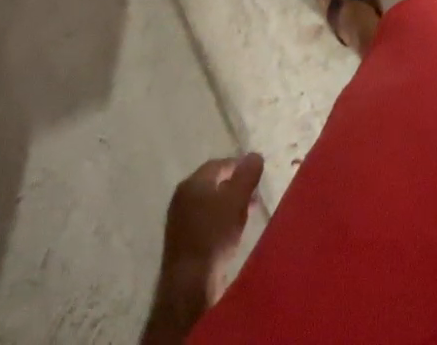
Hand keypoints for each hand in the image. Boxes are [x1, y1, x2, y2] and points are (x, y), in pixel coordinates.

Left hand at [162, 153, 263, 296]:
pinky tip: (232, 230)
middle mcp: (182, 196)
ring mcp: (179, 218)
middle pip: (213, 182)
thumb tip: (255, 155)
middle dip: (236, 185)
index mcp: (193, 182)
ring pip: (209, 201)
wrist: (189, 281)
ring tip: (248, 212)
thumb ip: (247, 175)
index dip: (240, 166)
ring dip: (229, 202)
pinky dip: (220, 217)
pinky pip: (204, 218)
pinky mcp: (181, 238)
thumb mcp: (237, 200)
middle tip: (256, 194)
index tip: (258, 174)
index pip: (219, 164)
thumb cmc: (215, 234)